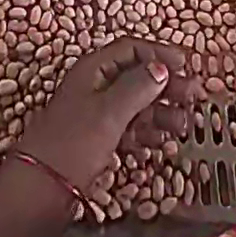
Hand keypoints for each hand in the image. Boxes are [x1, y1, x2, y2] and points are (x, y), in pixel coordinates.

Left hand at [13, 38, 199, 191]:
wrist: (41, 187)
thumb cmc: (74, 143)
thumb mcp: (109, 112)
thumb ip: (136, 87)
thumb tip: (161, 68)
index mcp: (93, 69)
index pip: (130, 49)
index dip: (159, 54)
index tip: (186, 66)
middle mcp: (95, 85)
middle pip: (136, 75)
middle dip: (166, 84)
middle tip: (194, 95)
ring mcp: (95, 112)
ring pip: (135, 103)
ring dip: (161, 110)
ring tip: (185, 123)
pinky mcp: (97, 138)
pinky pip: (128, 126)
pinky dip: (146, 130)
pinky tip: (162, 141)